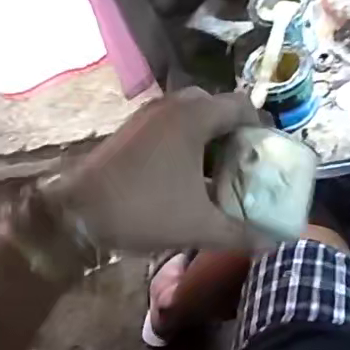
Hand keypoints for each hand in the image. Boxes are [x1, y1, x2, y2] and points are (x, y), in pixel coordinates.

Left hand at [46, 88, 260, 252]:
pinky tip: (185, 178)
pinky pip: (167, 128)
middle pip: (215, 108)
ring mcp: (145, 116)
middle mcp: (170, 106)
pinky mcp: (129, 131)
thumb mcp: (198, 226)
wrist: (77, 214)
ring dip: (207, 141)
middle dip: (233, 134)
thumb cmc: (143, 211)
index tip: (269, 154)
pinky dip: (183, 145)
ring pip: (188, 118)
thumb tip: (272, 243)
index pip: (242, 106)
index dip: (262, 128)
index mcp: (193, 116)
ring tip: (219, 174)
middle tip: (244, 164)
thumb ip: (239, 233)